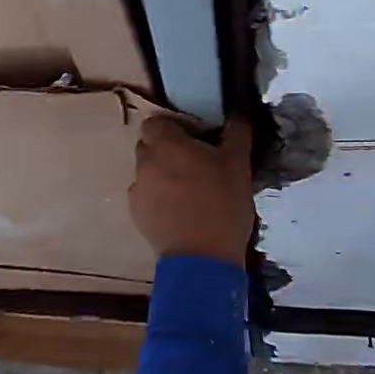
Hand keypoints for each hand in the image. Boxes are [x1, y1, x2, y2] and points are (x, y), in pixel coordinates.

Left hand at [128, 115, 254, 265]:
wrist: (203, 259)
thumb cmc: (222, 205)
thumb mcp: (239, 165)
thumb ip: (237, 133)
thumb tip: (239, 114)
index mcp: (167, 145)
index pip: (156, 122)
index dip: (173, 127)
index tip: (193, 138)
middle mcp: (145, 163)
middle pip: (148, 145)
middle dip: (166, 149)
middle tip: (193, 162)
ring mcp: (137, 190)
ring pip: (146, 171)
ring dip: (161, 173)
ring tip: (186, 189)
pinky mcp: (136, 215)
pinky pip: (144, 195)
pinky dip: (157, 197)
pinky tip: (178, 210)